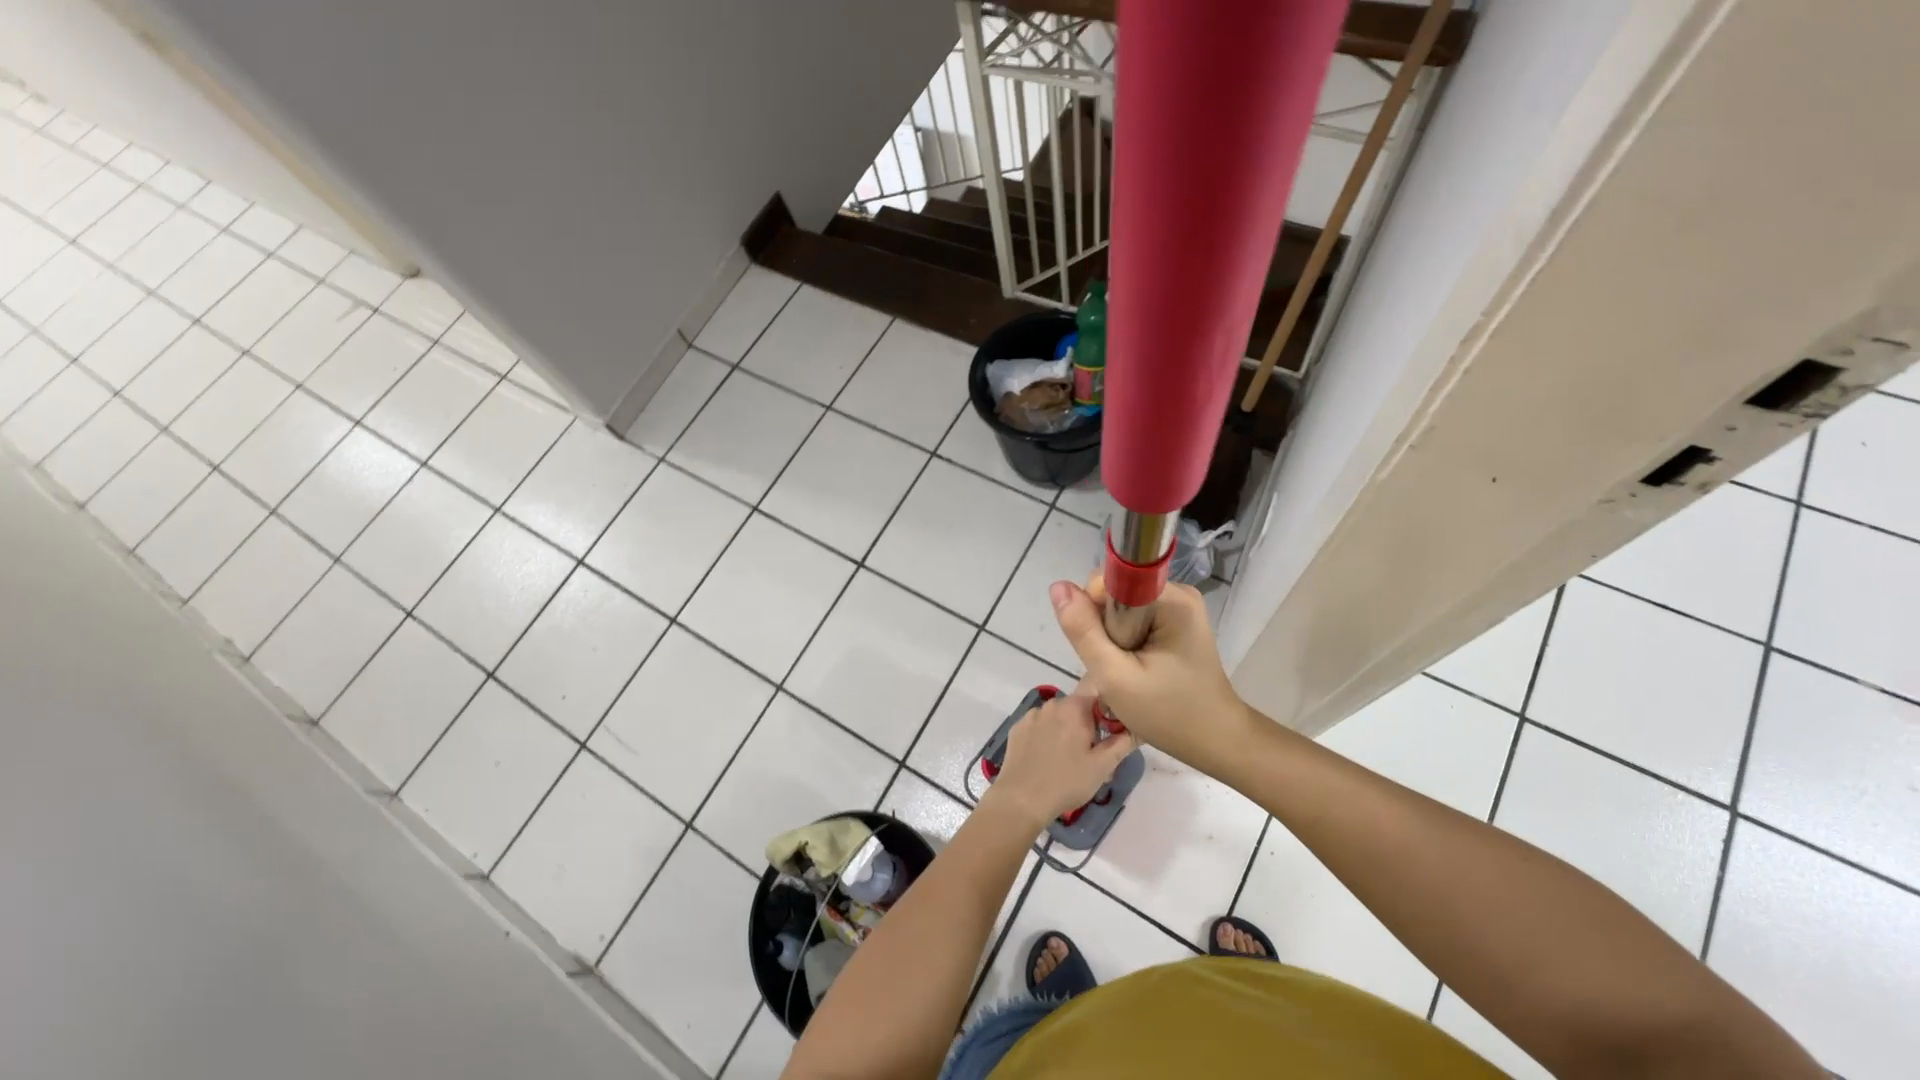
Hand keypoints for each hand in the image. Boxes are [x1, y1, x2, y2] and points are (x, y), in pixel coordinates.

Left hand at [986, 688, 1136, 830]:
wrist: (1021, 800)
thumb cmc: (1067, 781)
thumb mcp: (1103, 765)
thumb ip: (1124, 742)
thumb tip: (1141, 727)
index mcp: (1074, 707)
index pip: (1098, 691)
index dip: (1109, 707)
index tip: (1113, 728)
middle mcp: (1051, 704)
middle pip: (1077, 705)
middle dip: (1087, 723)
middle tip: (1093, 752)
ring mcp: (1031, 715)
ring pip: (1057, 716)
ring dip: (1066, 729)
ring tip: (1069, 759)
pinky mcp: (1017, 728)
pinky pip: (1039, 725)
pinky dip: (1047, 735)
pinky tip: (1048, 758)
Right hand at [1048, 575, 1253, 774]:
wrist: (1215, 740)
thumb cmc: (1168, 713)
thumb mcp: (1115, 676)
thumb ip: (1083, 631)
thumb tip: (1058, 587)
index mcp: (1171, 599)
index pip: (1111, 582)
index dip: (1094, 611)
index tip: (1104, 649)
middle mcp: (1178, 594)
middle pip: (1116, 595)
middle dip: (1105, 630)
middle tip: (1118, 669)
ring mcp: (1180, 609)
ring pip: (1122, 610)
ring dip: (1114, 641)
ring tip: (1128, 673)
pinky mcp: (1178, 625)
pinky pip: (1135, 621)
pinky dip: (1126, 645)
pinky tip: (1136, 670)